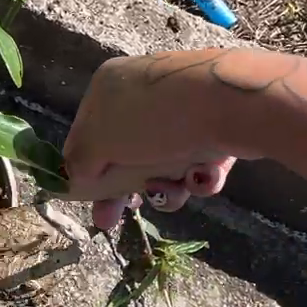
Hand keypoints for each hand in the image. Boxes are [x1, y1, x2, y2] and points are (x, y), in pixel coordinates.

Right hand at [63, 50, 245, 229]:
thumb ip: (77, 164)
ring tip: (177, 191)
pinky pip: (199, 155)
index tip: (90, 202)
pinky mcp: (218, 120)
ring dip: (166, 184)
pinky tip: (205, 176)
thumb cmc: (152, 121)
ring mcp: (182, 104)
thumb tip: (73, 177)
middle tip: (115, 219)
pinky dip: (199, 174)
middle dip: (124, 188)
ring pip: (163, 158)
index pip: (86, 134)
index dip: (85, 170)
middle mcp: (142, 91)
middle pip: (125, 151)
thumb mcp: (97, 144)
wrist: (233, 104)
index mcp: (107, 87)